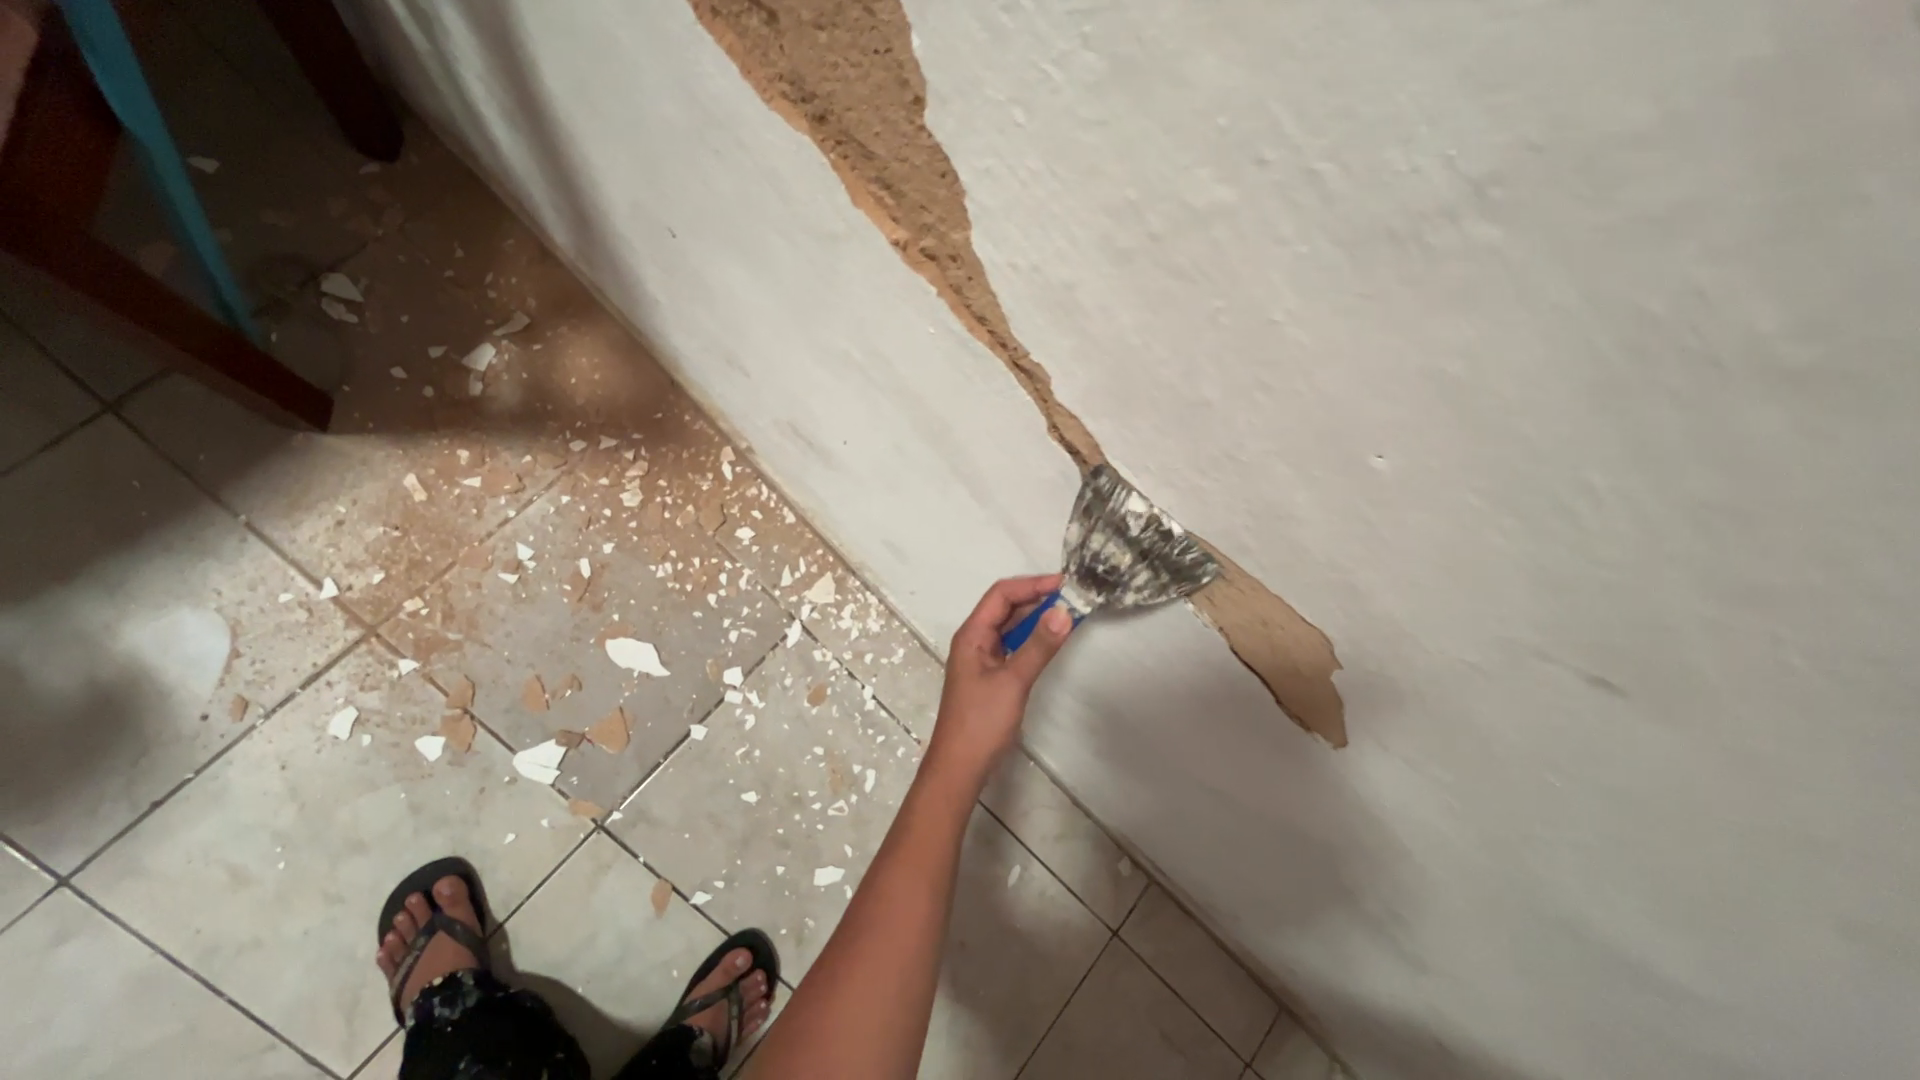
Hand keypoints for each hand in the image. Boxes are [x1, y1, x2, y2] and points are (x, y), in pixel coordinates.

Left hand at [926, 574, 1074, 783]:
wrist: (960, 766)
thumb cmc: (981, 722)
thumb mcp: (1013, 681)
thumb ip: (1039, 646)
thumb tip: (1064, 611)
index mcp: (972, 635)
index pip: (1001, 594)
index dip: (1032, 584)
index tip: (1065, 583)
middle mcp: (974, 640)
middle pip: (1005, 606)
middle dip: (1036, 597)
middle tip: (1072, 595)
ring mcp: (982, 658)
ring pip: (1009, 626)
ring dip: (1035, 616)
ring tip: (1067, 612)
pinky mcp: (990, 675)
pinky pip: (1012, 645)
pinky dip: (1032, 637)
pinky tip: (1051, 640)